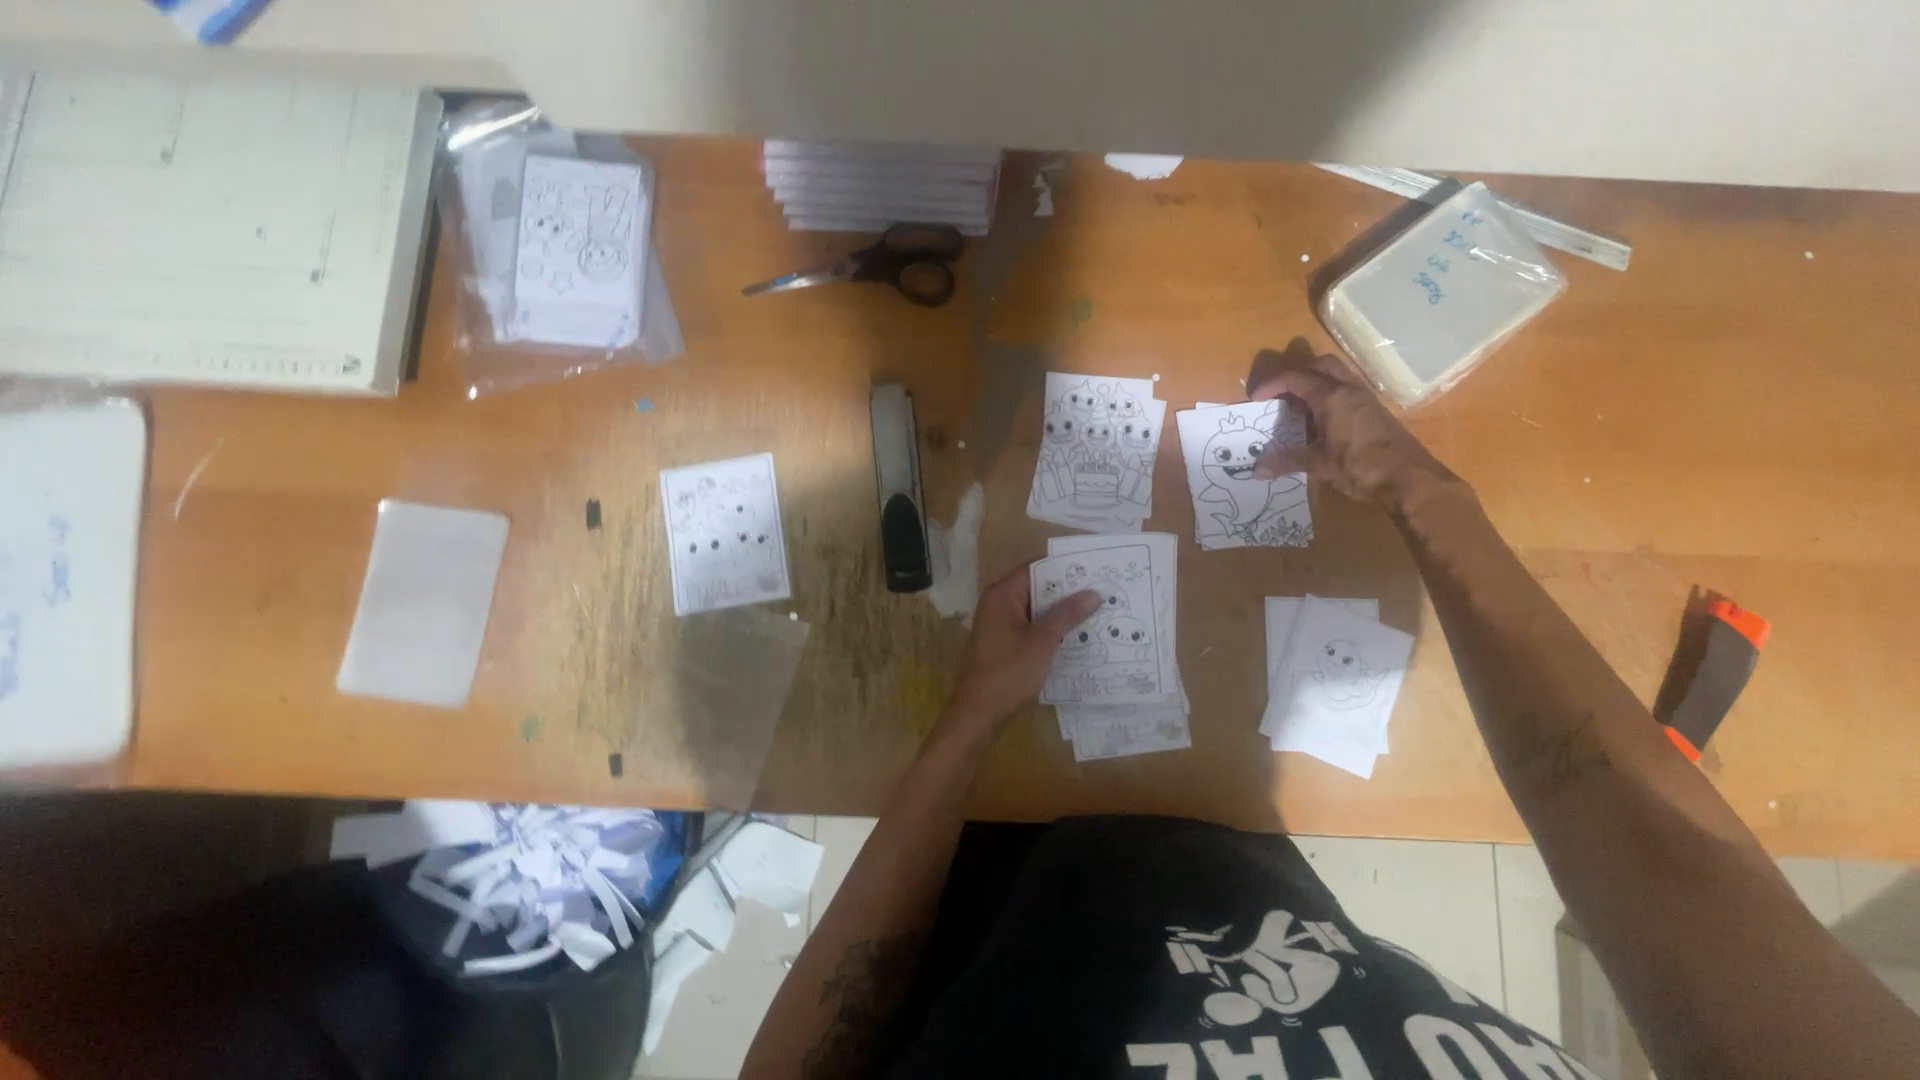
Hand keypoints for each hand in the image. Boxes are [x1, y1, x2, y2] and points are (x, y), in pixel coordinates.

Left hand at [944, 565, 1101, 729]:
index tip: (1093, 568)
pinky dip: (1050, 629)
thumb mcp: (1043, 640)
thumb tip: (1094, 593)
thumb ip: (1068, 614)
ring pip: (1035, 610)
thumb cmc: (1009, 670)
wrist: (979, 711)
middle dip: (1066, 591)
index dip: (1063, 567)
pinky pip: (1031, 628)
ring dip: (1060, 612)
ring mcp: (1000, 625)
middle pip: (1036, 588)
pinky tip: (1076, 635)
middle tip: (1102, 590)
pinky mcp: (1004, 644)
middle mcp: (998, 604)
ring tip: (1096, 610)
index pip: (1035, 568)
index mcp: (1002, 595)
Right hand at [1249, 353, 1465, 513]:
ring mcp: (1365, 399)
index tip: (1256, 399)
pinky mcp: (1375, 412)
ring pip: (1337, 376)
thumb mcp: (1319, 464)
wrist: (1409, 478)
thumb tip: (1256, 470)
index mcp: (1332, 396)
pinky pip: (1347, 392)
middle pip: (1321, 365)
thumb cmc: (1360, 466)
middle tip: (1283, 397)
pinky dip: (1330, 398)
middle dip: (1298, 375)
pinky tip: (1322, 423)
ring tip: (1300, 410)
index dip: (1273, 385)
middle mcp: (1349, 390)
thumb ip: (1287, 462)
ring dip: (1316, 385)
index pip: (1296, 378)